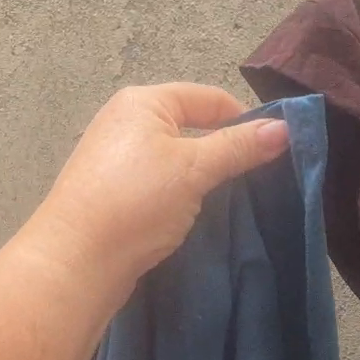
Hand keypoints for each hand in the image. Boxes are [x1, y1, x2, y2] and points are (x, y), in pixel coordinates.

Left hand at [22, 84, 289, 292]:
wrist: (74, 261)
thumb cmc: (136, 200)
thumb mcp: (194, 169)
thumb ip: (238, 147)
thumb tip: (284, 128)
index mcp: (143, 101)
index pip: (209, 98)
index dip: (244, 119)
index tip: (275, 150)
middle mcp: (125, 119)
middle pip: (191, 123)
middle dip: (223, 147)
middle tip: (258, 177)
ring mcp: (114, 155)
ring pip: (174, 154)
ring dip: (202, 172)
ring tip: (231, 198)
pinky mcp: (110, 188)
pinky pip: (157, 178)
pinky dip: (179, 190)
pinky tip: (194, 212)